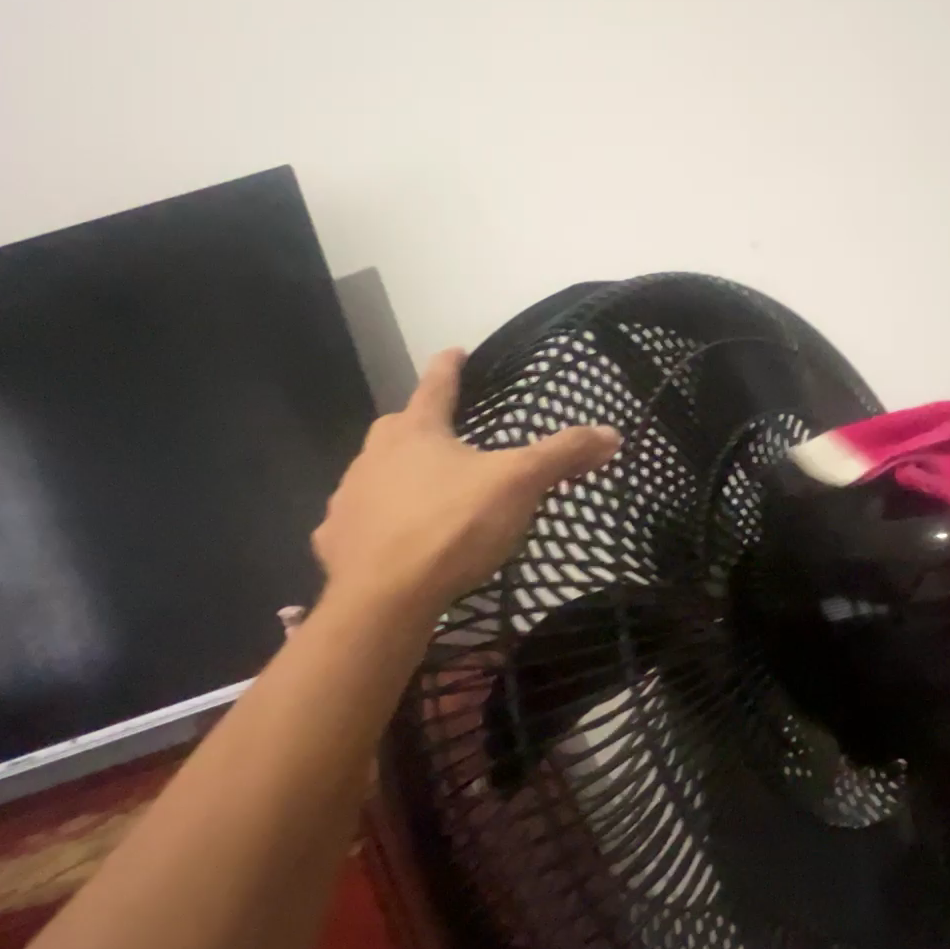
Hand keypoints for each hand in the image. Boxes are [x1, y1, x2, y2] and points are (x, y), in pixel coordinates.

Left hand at [312, 348, 621, 616]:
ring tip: (426, 491)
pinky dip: (379, 523)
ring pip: (376, 474)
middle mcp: (375, 455)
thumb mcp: (519, 484)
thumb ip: (562, 455)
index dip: (450, 366)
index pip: (436, 385)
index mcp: (417, 431)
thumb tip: (611, 432)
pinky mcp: (338, 541)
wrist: (384, 598)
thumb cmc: (453, 526)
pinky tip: (395, 542)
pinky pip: (360, 522)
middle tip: (443, 431)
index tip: (455, 350)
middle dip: (419, 423)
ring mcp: (350, 498)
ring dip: (398, 475)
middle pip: (399, 427)